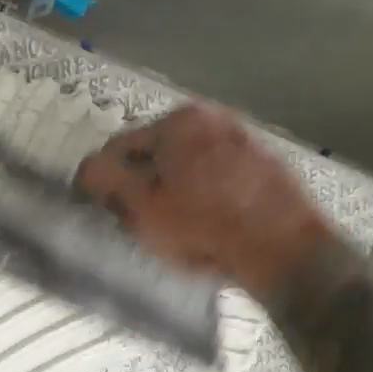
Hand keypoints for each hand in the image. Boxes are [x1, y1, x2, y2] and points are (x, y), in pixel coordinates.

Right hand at [76, 102, 336, 299]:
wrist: (285, 252)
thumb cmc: (204, 227)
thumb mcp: (140, 208)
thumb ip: (104, 180)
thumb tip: (87, 168)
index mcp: (180, 121)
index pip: (118, 148)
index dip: (105, 183)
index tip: (107, 212)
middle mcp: (215, 119)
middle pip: (154, 156)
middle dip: (142, 187)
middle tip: (140, 224)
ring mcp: (244, 141)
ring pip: (185, 169)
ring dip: (172, 194)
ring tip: (173, 231)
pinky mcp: (265, 169)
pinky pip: (216, 181)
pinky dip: (203, 200)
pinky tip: (205, 229)